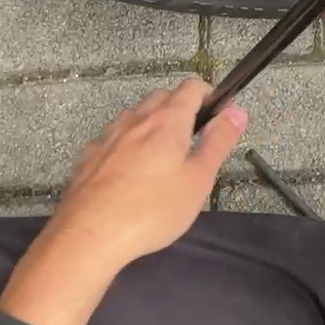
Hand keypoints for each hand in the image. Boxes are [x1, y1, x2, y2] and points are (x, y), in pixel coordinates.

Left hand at [0, 80, 245, 324]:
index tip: (218, 119)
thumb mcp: (198, 180)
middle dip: (181, 110)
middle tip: (193, 145)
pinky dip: (128, 145)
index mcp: (167, 120)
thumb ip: (219, 142)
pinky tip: (129, 176)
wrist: (87, 237)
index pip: (192, 87)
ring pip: (136, 117)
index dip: (210, 96)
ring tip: (162, 162)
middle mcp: (136, 118)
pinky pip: (115, 139)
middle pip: (163, 97)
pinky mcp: (88, 156)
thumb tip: (237, 110)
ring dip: (153, 126)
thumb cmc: (152, 210)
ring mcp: (108, 135)